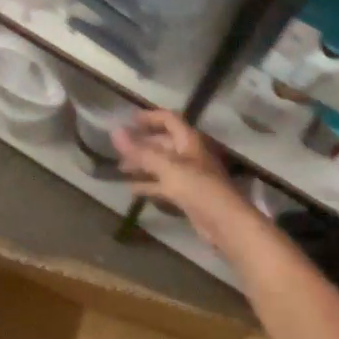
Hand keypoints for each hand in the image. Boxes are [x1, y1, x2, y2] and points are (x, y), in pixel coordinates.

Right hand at [112, 111, 251, 242]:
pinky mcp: (187, 195)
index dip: (149, 117)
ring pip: (162, 164)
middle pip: (163, 143)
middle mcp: (189, 154)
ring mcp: (189, 175)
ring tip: (120, 168)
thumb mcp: (166, 167)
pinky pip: (164, 184)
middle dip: (141, 144)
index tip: (127, 121)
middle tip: (118, 149)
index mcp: (188, 141)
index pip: (168, 119)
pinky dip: (149, 184)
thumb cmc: (197, 187)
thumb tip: (114, 132)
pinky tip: (132, 189)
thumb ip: (140, 151)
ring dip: (142, 164)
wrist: (224, 221)